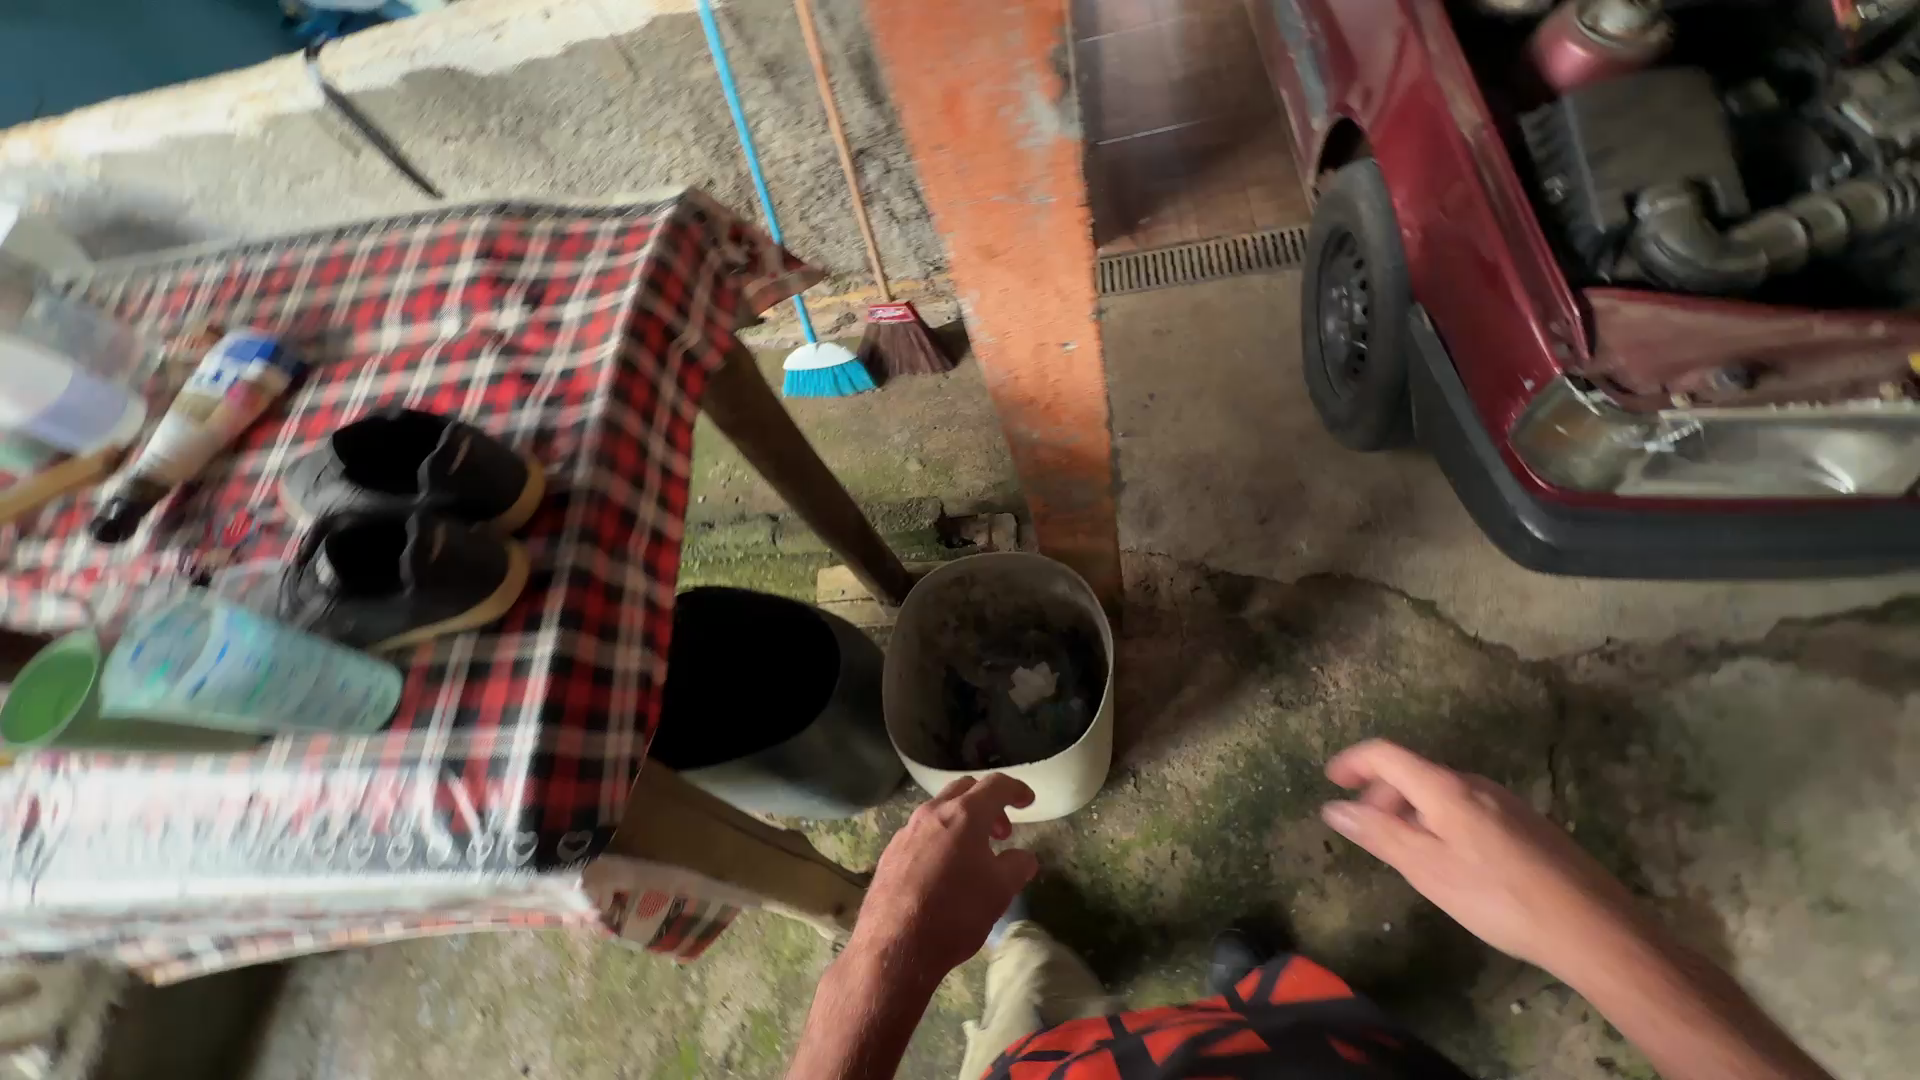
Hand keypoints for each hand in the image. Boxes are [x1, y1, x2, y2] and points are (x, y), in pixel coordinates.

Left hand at [850, 775, 1039, 977]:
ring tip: (974, 854)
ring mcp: (907, 830)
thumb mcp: (999, 891)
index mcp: (964, 814)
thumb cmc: (955, 912)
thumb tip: (1024, 857)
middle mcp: (933, 813)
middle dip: (988, 803)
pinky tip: (944, 871)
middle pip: (964, 789)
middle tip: (1002, 832)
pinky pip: (921, 832)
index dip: (1016, 789)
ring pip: (940, 810)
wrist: (894, 945)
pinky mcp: (890, 851)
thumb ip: (1017, 866)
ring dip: (963, 822)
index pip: (995, 785)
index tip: (1028, 801)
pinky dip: (941, 838)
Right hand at [1321, 739, 1649, 977]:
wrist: (1597, 931)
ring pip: (1442, 793)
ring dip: (1412, 810)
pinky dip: (1441, 821)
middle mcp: (1475, 784)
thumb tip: (1334, 808)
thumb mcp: (1426, 868)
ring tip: (1406, 850)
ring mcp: (1507, 804)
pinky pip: (1467, 809)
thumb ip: (1378, 833)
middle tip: (1367, 828)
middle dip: (1381, 794)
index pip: (1386, 754)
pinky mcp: (1529, 826)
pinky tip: (1451, 862)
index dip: (1353, 762)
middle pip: (1414, 773)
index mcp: (1445, 787)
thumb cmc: (1498, 897)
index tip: (1332, 780)